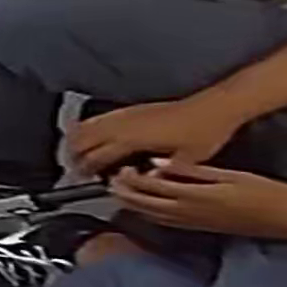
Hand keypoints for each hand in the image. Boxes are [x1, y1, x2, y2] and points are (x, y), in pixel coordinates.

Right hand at [71, 99, 242, 175]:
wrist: (214, 107)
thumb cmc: (205, 132)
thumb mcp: (191, 158)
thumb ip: (164, 171)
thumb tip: (142, 179)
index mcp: (129, 142)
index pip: (94, 158)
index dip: (86, 169)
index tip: (85, 177)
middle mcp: (116, 129)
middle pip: (79, 143)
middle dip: (74, 157)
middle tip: (76, 167)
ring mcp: (118, 118)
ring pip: (80, 131)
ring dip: (73, 143)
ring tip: (74, 153)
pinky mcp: (123, 111)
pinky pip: (91, 120)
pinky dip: (80, 129)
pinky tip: (82, 134)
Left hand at [109, 161, 286, 237]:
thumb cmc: (268, 194)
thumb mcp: (231, 175)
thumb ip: (190, 169)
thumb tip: (156, 163)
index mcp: (192, 195)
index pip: (145, 185)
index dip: (128, 175)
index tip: (126, 167)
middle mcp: (182, 211)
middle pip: (135, 201)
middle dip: (119, 188)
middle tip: (117, 177)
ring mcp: (185, 222)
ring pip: (140, 212)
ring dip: (126, 200)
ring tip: (123, 187)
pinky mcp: (192, 228)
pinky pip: (155, 220)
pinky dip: (141, 210)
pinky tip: (142, 201)